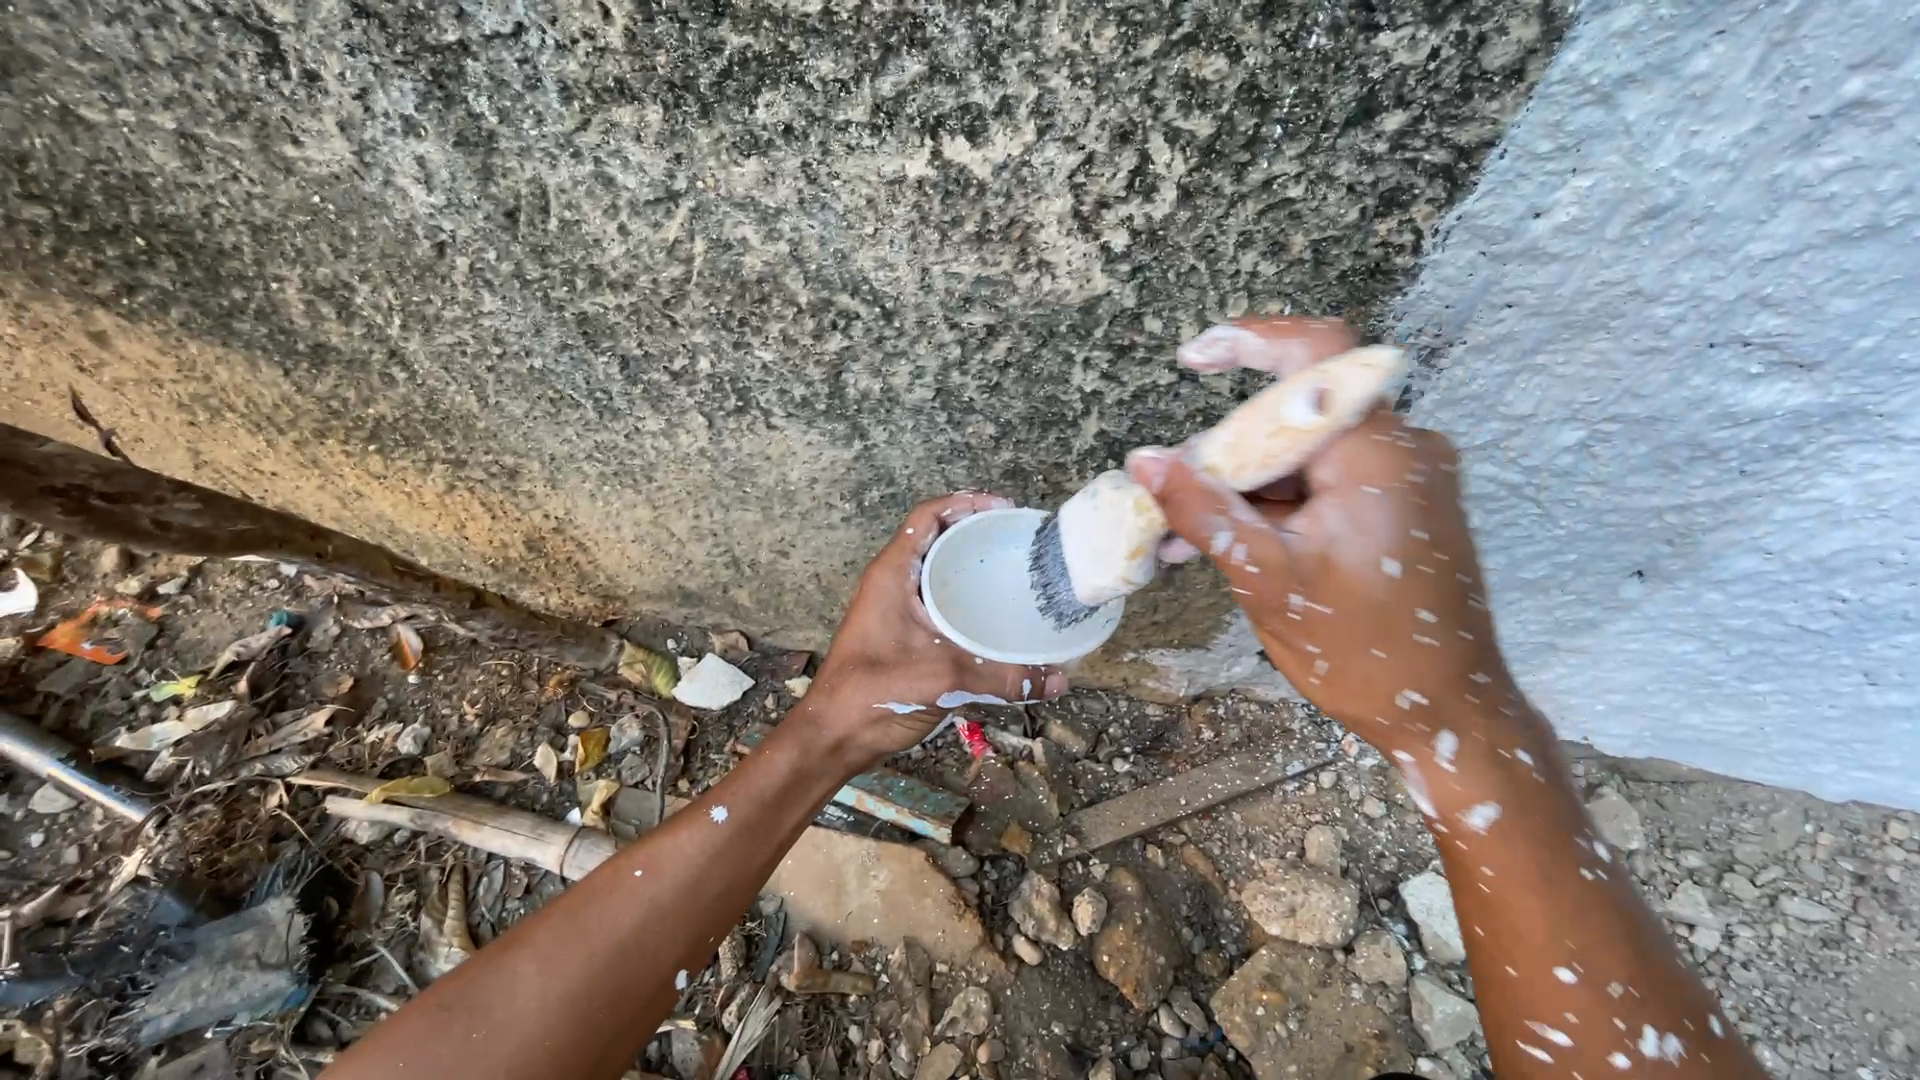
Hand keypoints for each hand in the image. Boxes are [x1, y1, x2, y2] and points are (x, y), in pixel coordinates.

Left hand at [802, 492, 1067, 766]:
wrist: (833, 737)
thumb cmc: (876, 694)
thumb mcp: (945, 678)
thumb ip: (1004, 678)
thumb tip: (1058, 681)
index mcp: (892, 574)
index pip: (928, 515)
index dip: (966, 502)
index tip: (1005, 509)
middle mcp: (891, 584)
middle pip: (935, 538)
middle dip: (974, 532)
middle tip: (1017, 539)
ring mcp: (894, 610)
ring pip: (935, 572)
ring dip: (968, 566)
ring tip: (1011, 571)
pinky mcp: (900, 635)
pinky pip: (936, 603)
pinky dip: (963, 599)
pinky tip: (992, 616)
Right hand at [1125, 318, 1523, 758]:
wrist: (1445, 713)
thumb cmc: (1361, 650)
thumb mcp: (1264, 577)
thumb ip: (1202, 509)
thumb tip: (1143, 460)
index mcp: (1378, 454)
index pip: (1318, 352)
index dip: (1250, 339)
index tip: (1191, 361)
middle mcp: (1402, 449)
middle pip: (1296, 412)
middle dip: (1226, 448)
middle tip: (1172, 492)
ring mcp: (1404, 480)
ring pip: (1305, 452)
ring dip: (1243, 485)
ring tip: (1184, 536)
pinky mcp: (1399, 507)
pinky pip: (1324, 483)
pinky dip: (1275, 504)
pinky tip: (1227, 543)